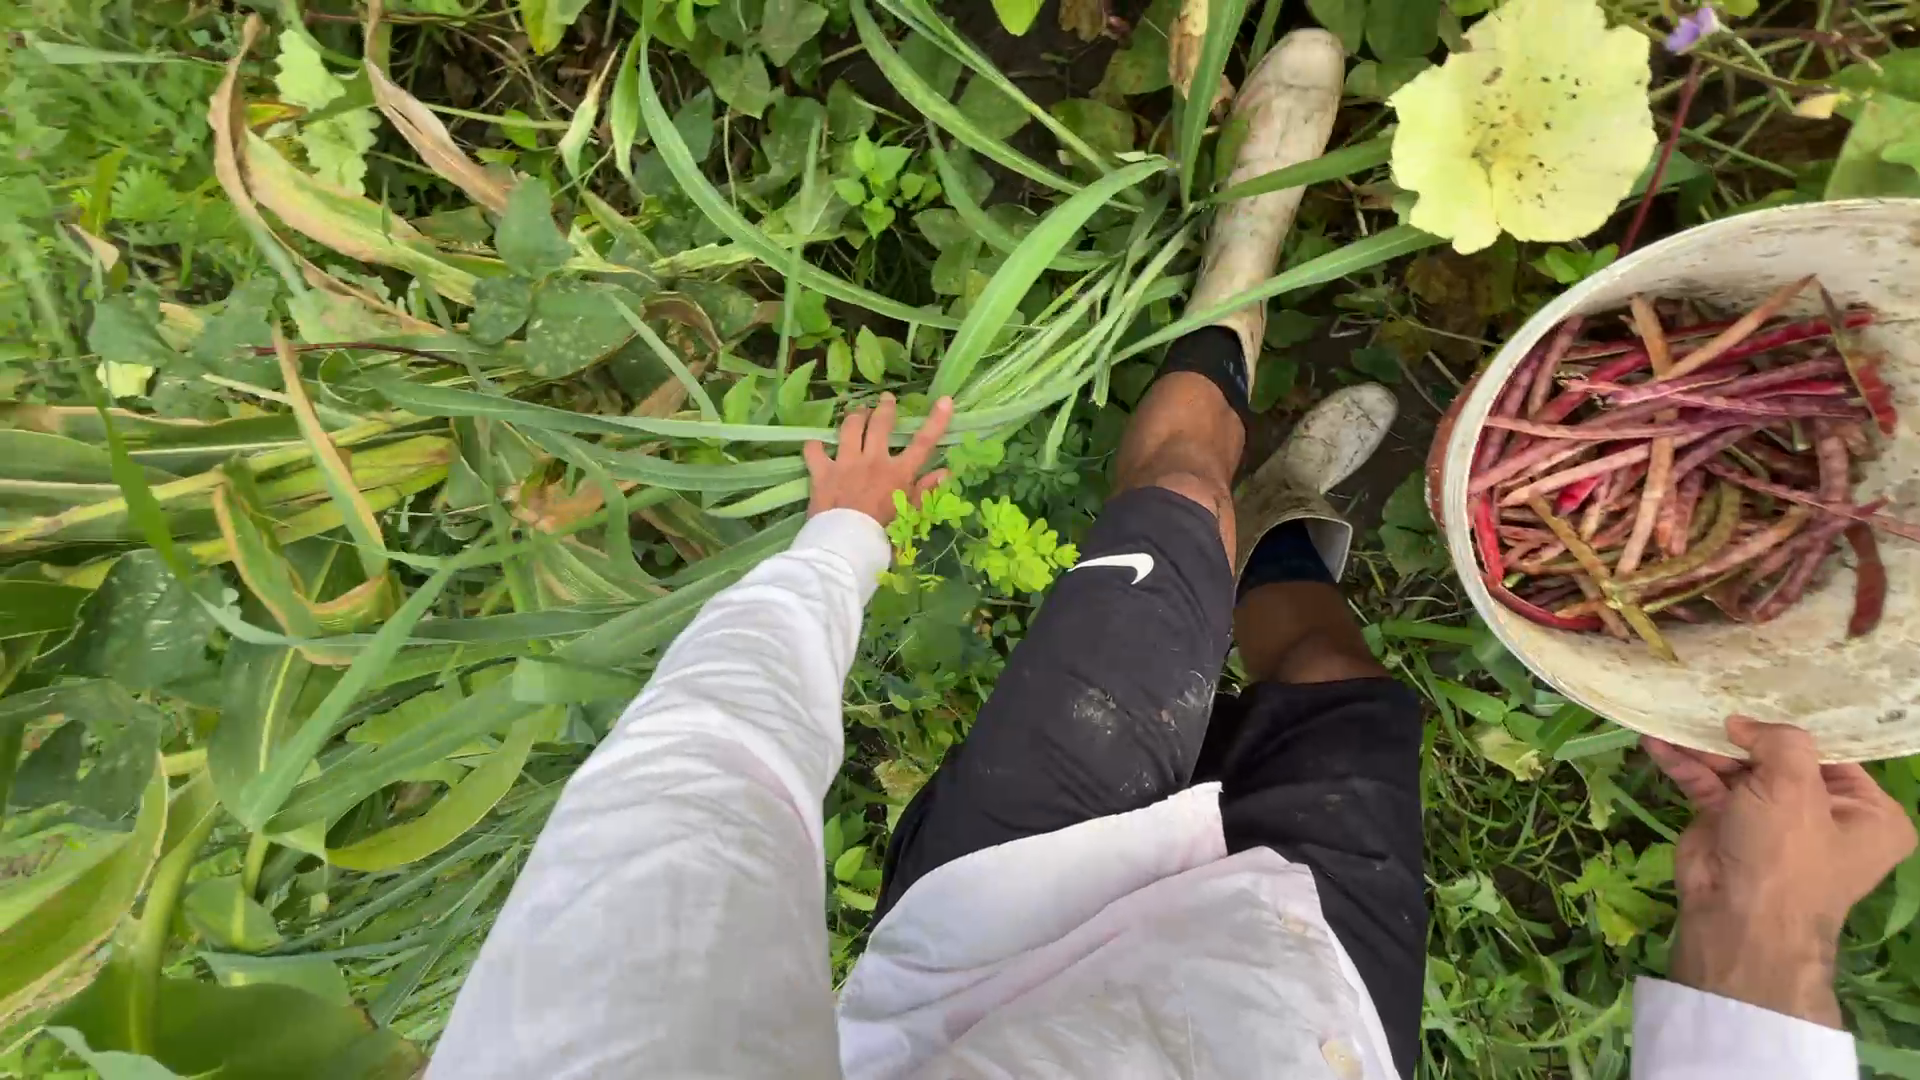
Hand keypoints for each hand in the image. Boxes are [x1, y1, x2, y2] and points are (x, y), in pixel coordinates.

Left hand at [803, 393, 953, 525]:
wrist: (847, 544)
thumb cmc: (883, 533)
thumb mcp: (911, 514)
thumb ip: (926, 491)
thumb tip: (945, 473)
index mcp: (898, 472)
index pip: (923, 443)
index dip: (936, 420)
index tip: (944, 400)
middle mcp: (873, 460)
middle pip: (880, 425)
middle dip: (885, 407)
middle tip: (885, 398)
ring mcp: (846, 463)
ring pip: (849, 428)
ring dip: (854, 416)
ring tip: (856, 410)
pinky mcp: (822, 472)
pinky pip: (814, 451)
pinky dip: (814, 445)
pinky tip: (815, 443)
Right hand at [1644, 717, 1915, 1026]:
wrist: (1740, 912)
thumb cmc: (1786, 854)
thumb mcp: (1795, 791)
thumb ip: (1779, 744)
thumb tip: (1742, 723)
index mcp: (1866, 812)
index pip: (1829, 755)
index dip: (1790, 729)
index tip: (1751, 700)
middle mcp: (1821, 813)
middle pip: (1773, 758)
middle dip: (1733, 737)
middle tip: (1699, 712)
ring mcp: (1769, 817)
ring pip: (1733, 769)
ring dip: (1699, 748)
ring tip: (1667, 723)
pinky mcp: (1725, 820)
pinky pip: (1705, 783)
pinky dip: (1681, 764)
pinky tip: (1655, 744)